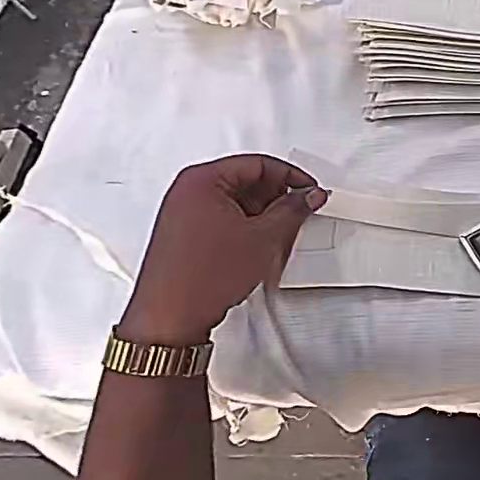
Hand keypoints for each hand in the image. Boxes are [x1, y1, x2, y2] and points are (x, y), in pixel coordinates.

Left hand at [118, 155, 327, 346]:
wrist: (171, 315)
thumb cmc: (200, 277)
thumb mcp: (263, 237)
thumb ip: (293, 209)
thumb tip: (307, 196)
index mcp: (202, 180)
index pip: (257, 164)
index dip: (290, 176)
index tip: (308, 189)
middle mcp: (188, 192)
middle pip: (246, 180)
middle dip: (277, 196)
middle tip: (299, 210)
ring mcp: (184, 213)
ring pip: (236, 201)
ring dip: (263, 214)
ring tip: (280, 234)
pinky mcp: (186, 234)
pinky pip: (224, 218)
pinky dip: (246, 227)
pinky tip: (259, 245)